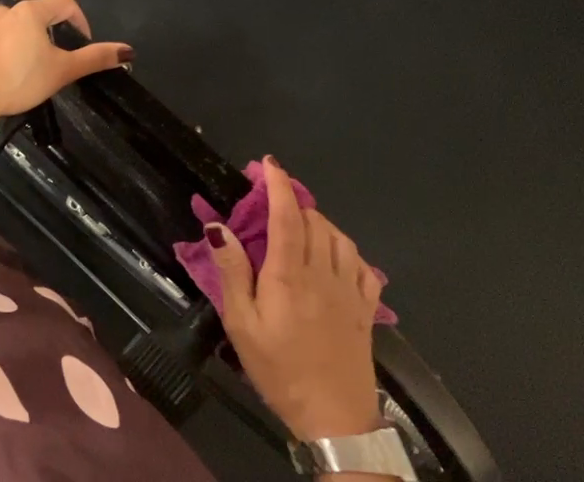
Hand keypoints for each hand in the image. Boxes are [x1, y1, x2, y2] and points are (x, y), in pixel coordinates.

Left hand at [0, 0, 130, 141]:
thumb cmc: (17, 80)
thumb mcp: (61, 71)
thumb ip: (94, 58)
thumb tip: (128, 50)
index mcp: (29, 12)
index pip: (65, 4)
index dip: (81, 22)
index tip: (83, 47)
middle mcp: (4, 11)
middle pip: (38, 16)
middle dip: (52, 37)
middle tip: (58, 64)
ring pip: (13, 30)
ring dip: (27, 45)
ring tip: (30, 73)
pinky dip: (3, 53)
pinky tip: (3, 76)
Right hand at [205, 157, 383, 441]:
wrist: (335, 419)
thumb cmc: (278, 369)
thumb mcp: (240, 323)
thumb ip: (231, 272)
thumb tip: (219, 227)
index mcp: (289, 276)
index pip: (287, 217)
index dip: (278, 186)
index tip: (268, 164)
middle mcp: (323, 276)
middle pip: (314, 222)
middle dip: (293, 199)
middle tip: (270, 195)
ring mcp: (349, 293)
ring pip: (339, 239)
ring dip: (318, 220)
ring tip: (297, 221)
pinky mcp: (365, 311)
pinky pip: (362, 266)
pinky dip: (345, 248)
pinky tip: (333, 253)